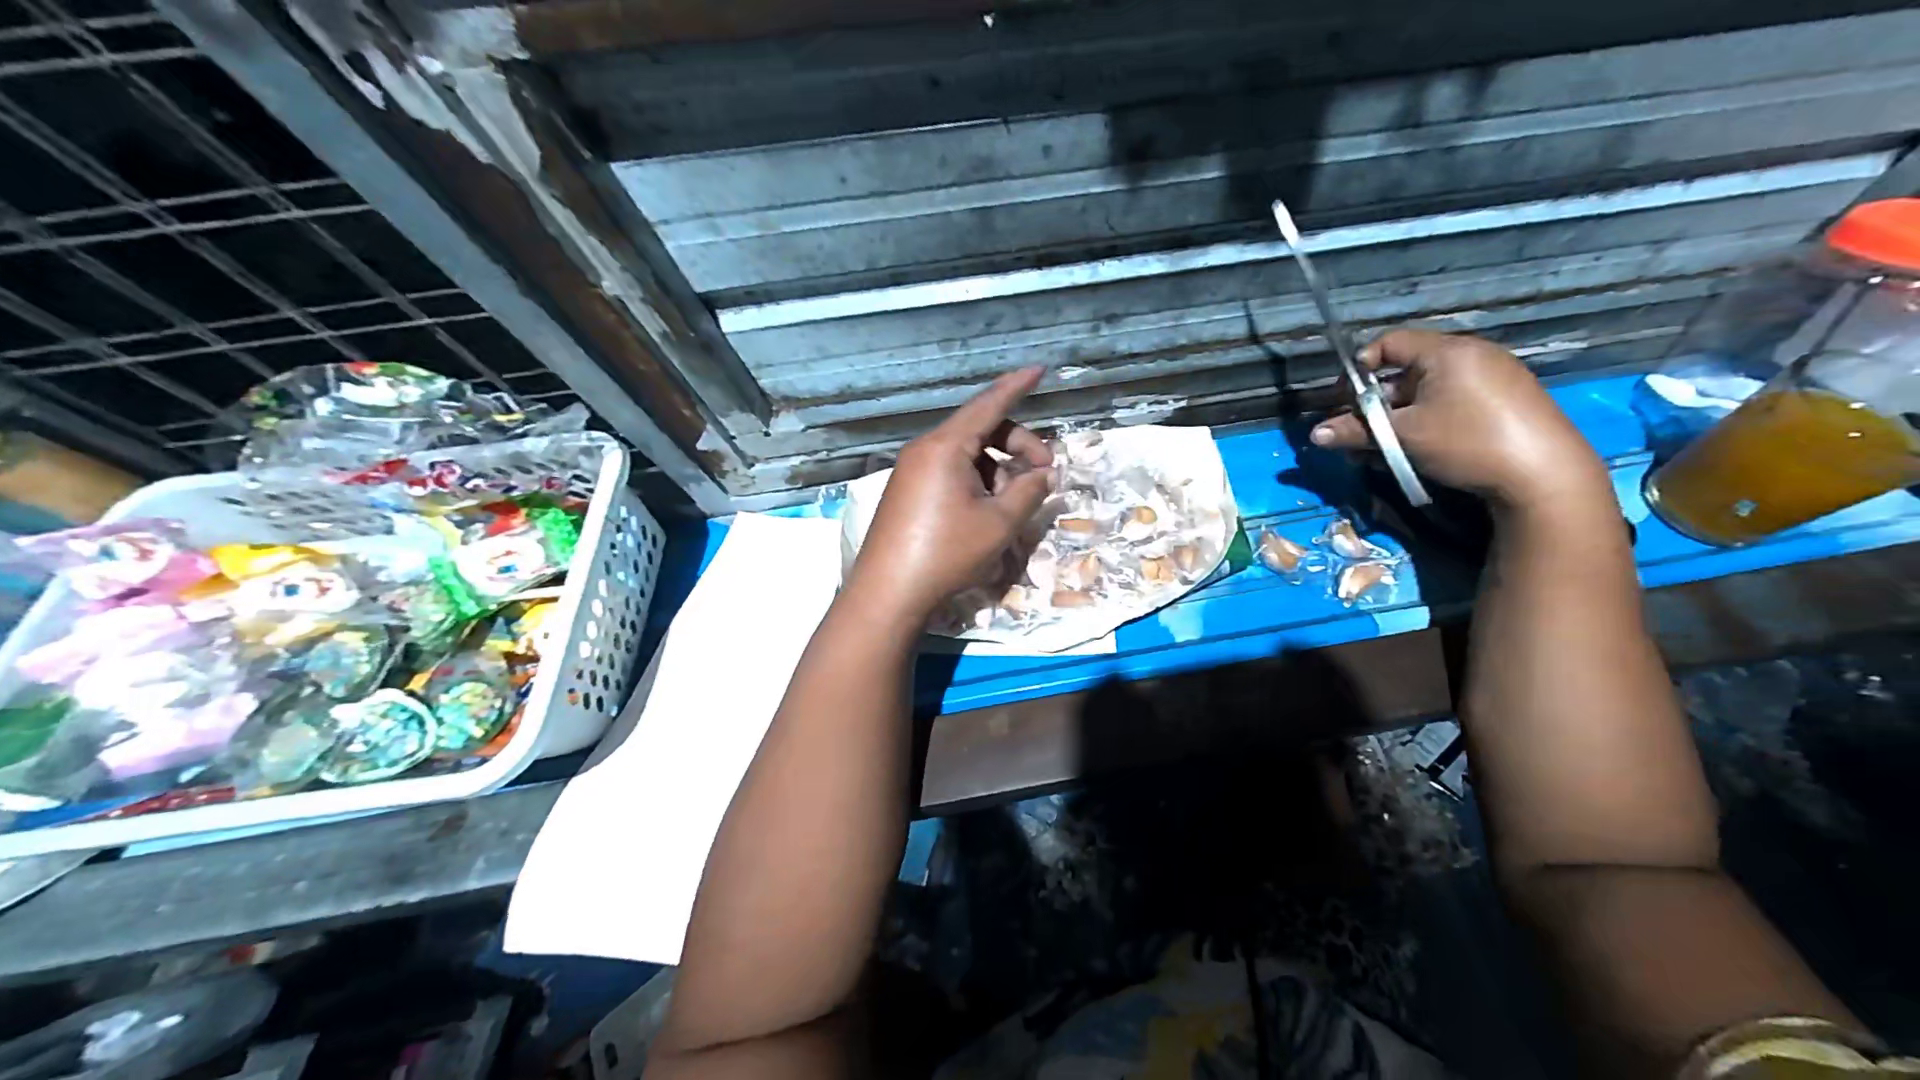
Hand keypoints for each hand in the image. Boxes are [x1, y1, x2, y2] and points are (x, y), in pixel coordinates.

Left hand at [846, 367, 1053, 624]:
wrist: (888, 591)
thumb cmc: (946, 552)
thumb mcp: (999, 523)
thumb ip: (1029, 491)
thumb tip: (1044, 475)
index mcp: (946, 446)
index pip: (988, 404)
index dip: (1017, 387)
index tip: (1039, 369)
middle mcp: (925, 449)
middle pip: (981, 430)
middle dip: (1018, 445)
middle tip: (1044, 474)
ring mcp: (912, 470)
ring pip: (966, 454)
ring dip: (998, 469)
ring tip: (1016, 502)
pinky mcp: (907, 491)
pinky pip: (949, 471)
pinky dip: (976, 481)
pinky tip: (988, 510)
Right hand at [1309, 329, 1610, 508]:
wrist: (1544, 475)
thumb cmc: (1467, 442)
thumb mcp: (1403, 437)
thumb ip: (1355, 432)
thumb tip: (1315, 435)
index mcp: (1447, 352)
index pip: (1389, 343)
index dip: (1359, 368)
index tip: (1343, 399)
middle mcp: (1471, 356)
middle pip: (1405, 371)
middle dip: (1374, 404)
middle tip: (1355, 433)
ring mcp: (1493, 378)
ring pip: (1425, 393)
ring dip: (1396, 419)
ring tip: (1380, 451)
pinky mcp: (1505, 402)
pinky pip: (1450, 403)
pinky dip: (1425, 422)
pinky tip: (1415, 451)